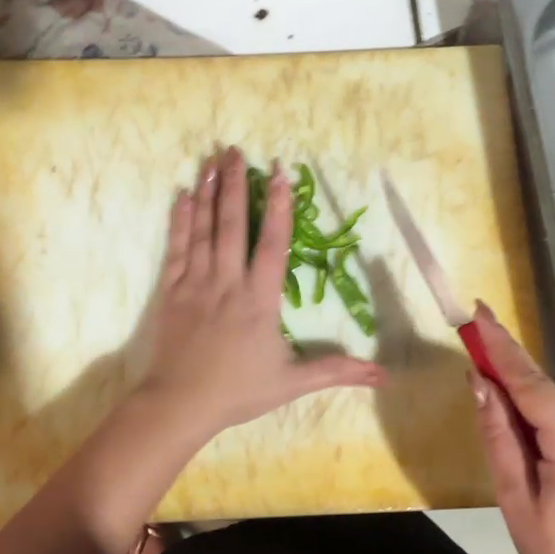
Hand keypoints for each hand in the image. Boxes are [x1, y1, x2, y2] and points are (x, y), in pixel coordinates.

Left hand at [135, 148, 384, 440]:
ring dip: (210, 192)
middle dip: (237, 184)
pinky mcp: (170, 290)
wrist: (178, 403)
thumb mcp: (291, 383)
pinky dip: (181, 220)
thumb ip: (336, 371)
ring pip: (204, 229)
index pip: (273, 244)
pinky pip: (176, 247)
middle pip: (233, 224)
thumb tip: (384, 376)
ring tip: (213, 160)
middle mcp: (227, 282)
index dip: (279, 206)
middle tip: (236, 149)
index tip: (279, 172)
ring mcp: (195, 283)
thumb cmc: (237, 392)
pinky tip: (185, 195)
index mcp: (259, 300)